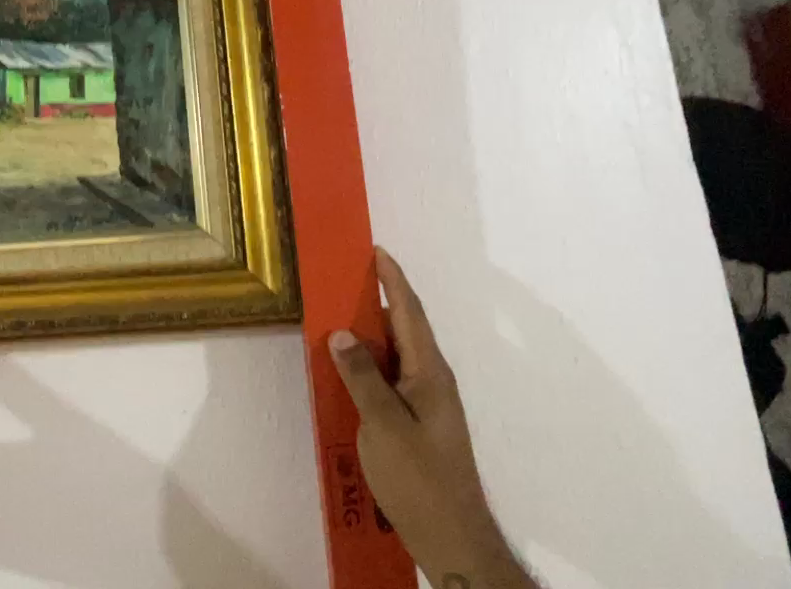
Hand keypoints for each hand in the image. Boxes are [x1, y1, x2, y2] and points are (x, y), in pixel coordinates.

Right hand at [329, 249, 536, 588]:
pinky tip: (348, 375)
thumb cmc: (418, 478)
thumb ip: (362, 377)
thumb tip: (343, 333)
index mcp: (429, 373)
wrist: (452, 537)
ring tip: (337, 323)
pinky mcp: (418, 424)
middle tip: (343, 285)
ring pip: (396, 356)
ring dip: (370, 337)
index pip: (410, 313)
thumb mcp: (383, 424)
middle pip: (404, 330)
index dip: (394, 280)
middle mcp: (432, 381)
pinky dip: (370, 367)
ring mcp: (427, 404)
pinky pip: (391, 380)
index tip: (377, 251)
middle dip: (376, 304)